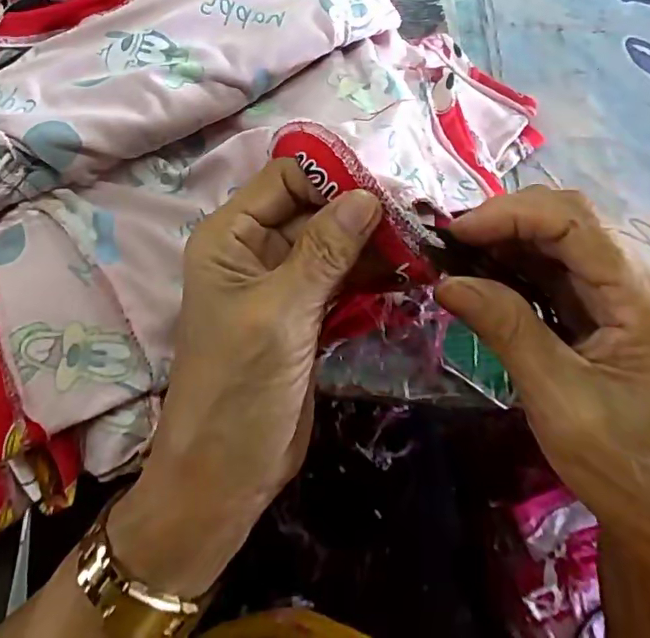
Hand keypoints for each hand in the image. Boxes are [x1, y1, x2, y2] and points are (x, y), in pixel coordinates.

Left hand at [106, 159, 381, 596]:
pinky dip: (371, 276)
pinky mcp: (304, 313)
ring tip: (424, 247)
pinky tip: (410, 275)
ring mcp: (280, 282)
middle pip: (313, 208)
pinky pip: (341, 279)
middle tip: (421, 219)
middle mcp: (253, 249)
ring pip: (332, 244)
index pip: (284, 179)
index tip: (389, 188)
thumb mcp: (280, 313)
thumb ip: (323, 252)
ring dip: (373, 244)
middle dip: (362, 211)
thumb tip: (368, 195)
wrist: (225, 474)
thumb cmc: (238, 387)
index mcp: (229, 235)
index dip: (332, 176)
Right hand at [433, 187, 649, 554]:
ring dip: (509, 240)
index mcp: (648, 306)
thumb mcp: (558, 400)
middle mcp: (647, 289)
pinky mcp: (613, 315)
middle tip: (452, 241)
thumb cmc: (624, 468)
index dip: (511, 214)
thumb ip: (507, 330)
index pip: (577, 225)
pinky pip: (563, 271)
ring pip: (564, 241)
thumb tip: (446, 281)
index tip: (456, 232)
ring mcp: (632, 300)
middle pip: (573, 222)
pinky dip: (519, 265)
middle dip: (506, 221)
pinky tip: (487, 275)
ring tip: (460, 255)